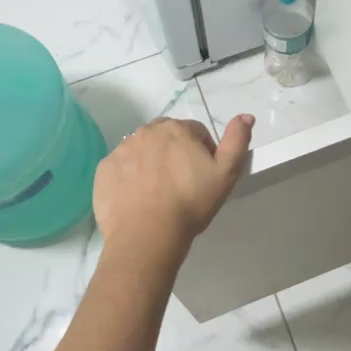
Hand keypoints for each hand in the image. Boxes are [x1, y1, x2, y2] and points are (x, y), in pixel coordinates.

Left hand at [93, 115, 253, 259]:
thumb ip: (237, 141)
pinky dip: (129, 177)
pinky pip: (121, 168)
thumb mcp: (225, 173)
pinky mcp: (104, 170)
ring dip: (151, 163)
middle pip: (166, 138)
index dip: (203, 153)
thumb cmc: (190, 202)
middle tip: (181, 184)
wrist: (147, 234)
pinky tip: (138, 199)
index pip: (195, 132)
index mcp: (176, 128)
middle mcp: (146, 132)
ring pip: (142, 151)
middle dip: (174, 153)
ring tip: (158, 193)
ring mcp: (121, 150)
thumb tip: (246, 116)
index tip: (203, 176)